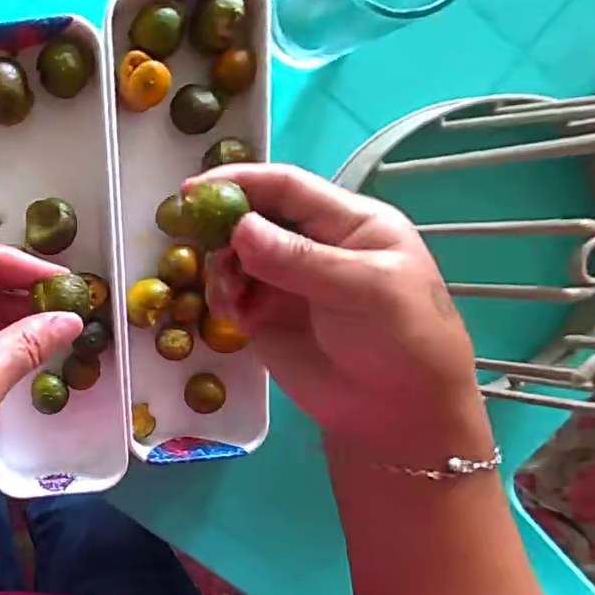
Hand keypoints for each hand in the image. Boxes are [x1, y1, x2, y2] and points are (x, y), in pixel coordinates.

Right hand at [193, 164, 486, 453]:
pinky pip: (230, 294)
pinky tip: (232, 314)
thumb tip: (238, 229)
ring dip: (221, 266)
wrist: (395, 412)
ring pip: (235, 255)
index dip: (241, 181)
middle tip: (193, 238)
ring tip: (230, 293)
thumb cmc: (400, 339)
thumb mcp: (362, 289)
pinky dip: (221, 297)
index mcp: (347, 222)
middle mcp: (312, 245)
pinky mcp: (265, 316)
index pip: (287, 187)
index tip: (194, 189)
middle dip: (222, 225)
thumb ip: (299, 259)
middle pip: (253, 217)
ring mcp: (286, 281)